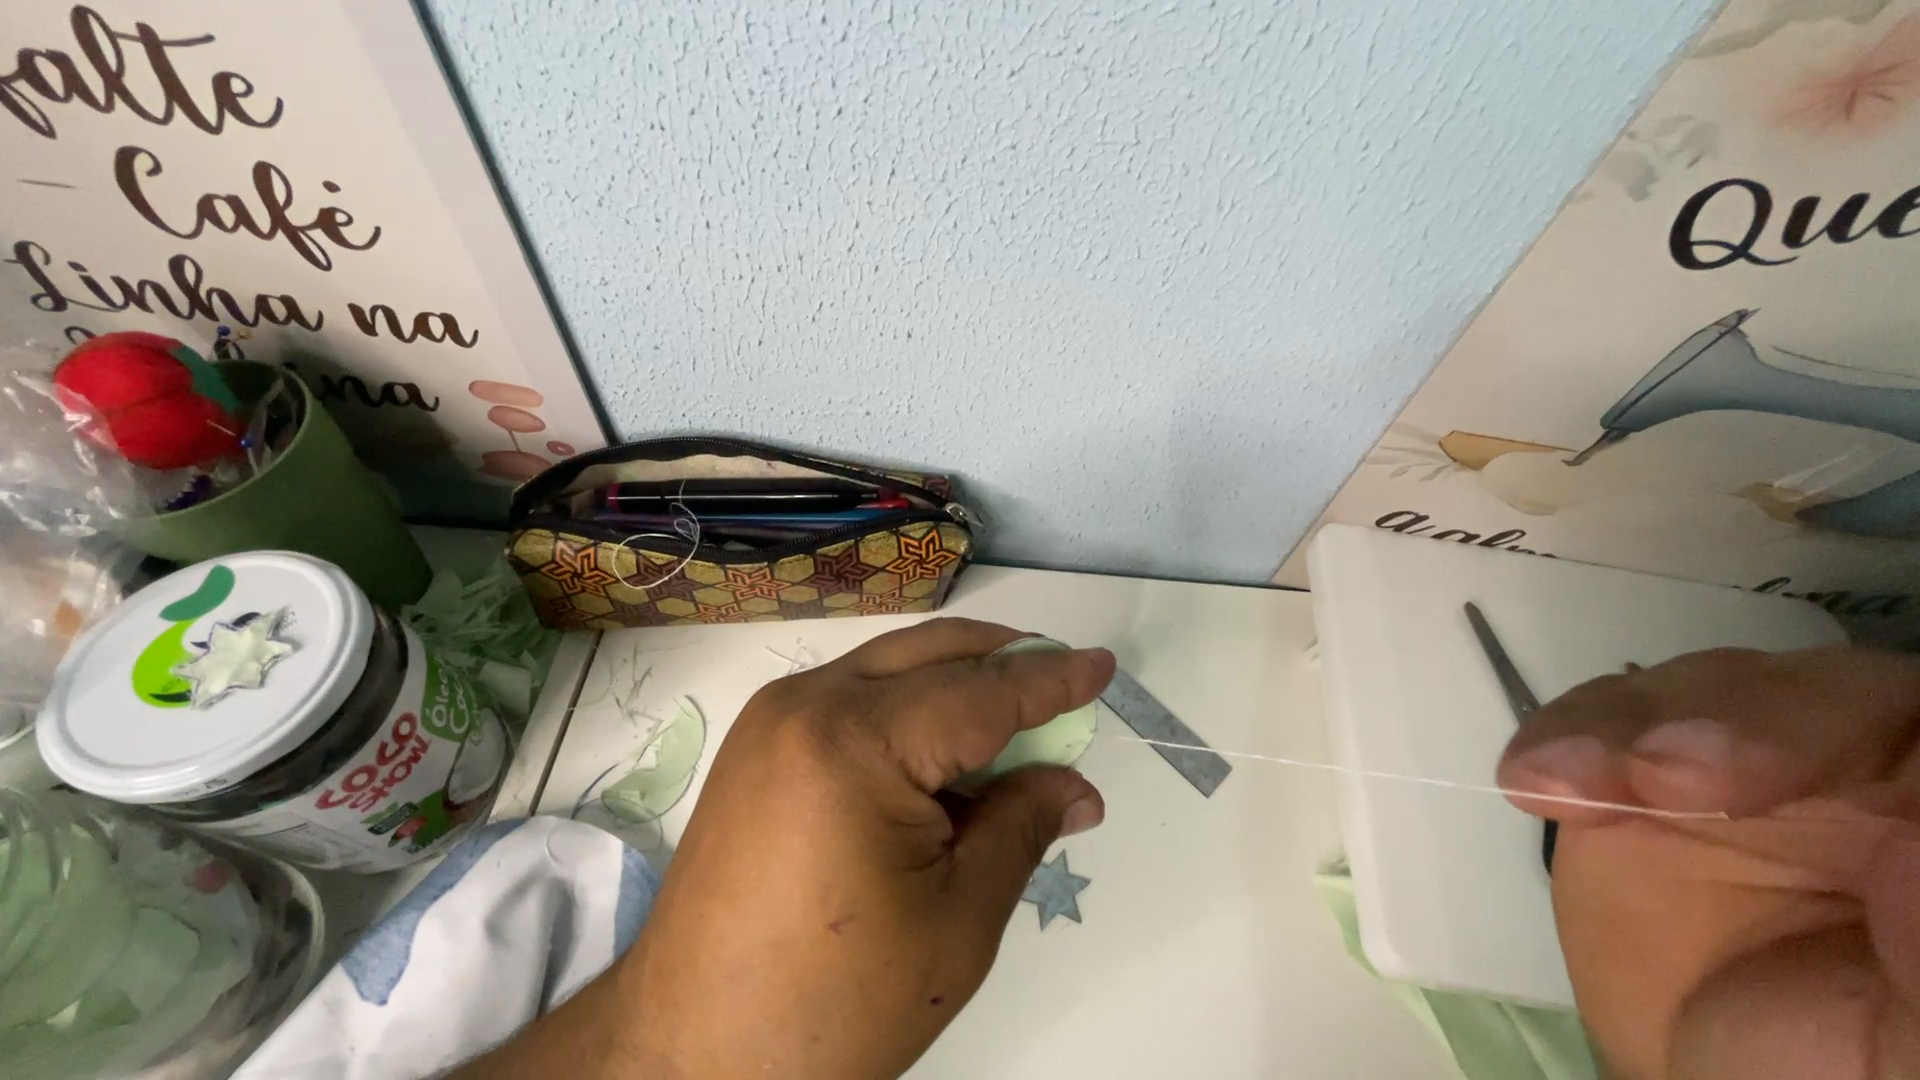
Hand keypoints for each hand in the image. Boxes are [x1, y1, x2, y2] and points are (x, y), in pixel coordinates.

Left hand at [458, 618, 1113, 1079]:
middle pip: (930, 654)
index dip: (1049, 681)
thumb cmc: (836, 1000)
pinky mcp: (758, 743)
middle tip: (1063, 682)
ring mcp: (772, 718)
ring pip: (889, 667)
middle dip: (1002, 660)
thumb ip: (1022, 827)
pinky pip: (852, 695)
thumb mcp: (958, 919)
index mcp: (855, 740)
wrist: (694, 1049)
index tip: (1101, 666)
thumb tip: (1075, 784)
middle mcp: (806, 703)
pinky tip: (943, 745)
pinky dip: (908, 704)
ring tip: (1013, 715)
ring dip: (955, 680)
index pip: (979, 694)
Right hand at [1497, 646, 1919, 1079]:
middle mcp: (1866, 771)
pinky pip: (1595, 716)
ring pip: (1701, 688)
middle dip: (1732, 717)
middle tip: (1660, 775)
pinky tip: (1538, 784)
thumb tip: (1913, 845)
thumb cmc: (1836, 1072)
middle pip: (1821, 691)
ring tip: (1573, 788)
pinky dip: (1559, 736)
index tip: (1746, 783)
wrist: (1707, 1073)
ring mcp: (1737, 760)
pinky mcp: (1628, 764)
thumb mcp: (1917, 1051)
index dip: (1841, 729)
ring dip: (1624, 723)